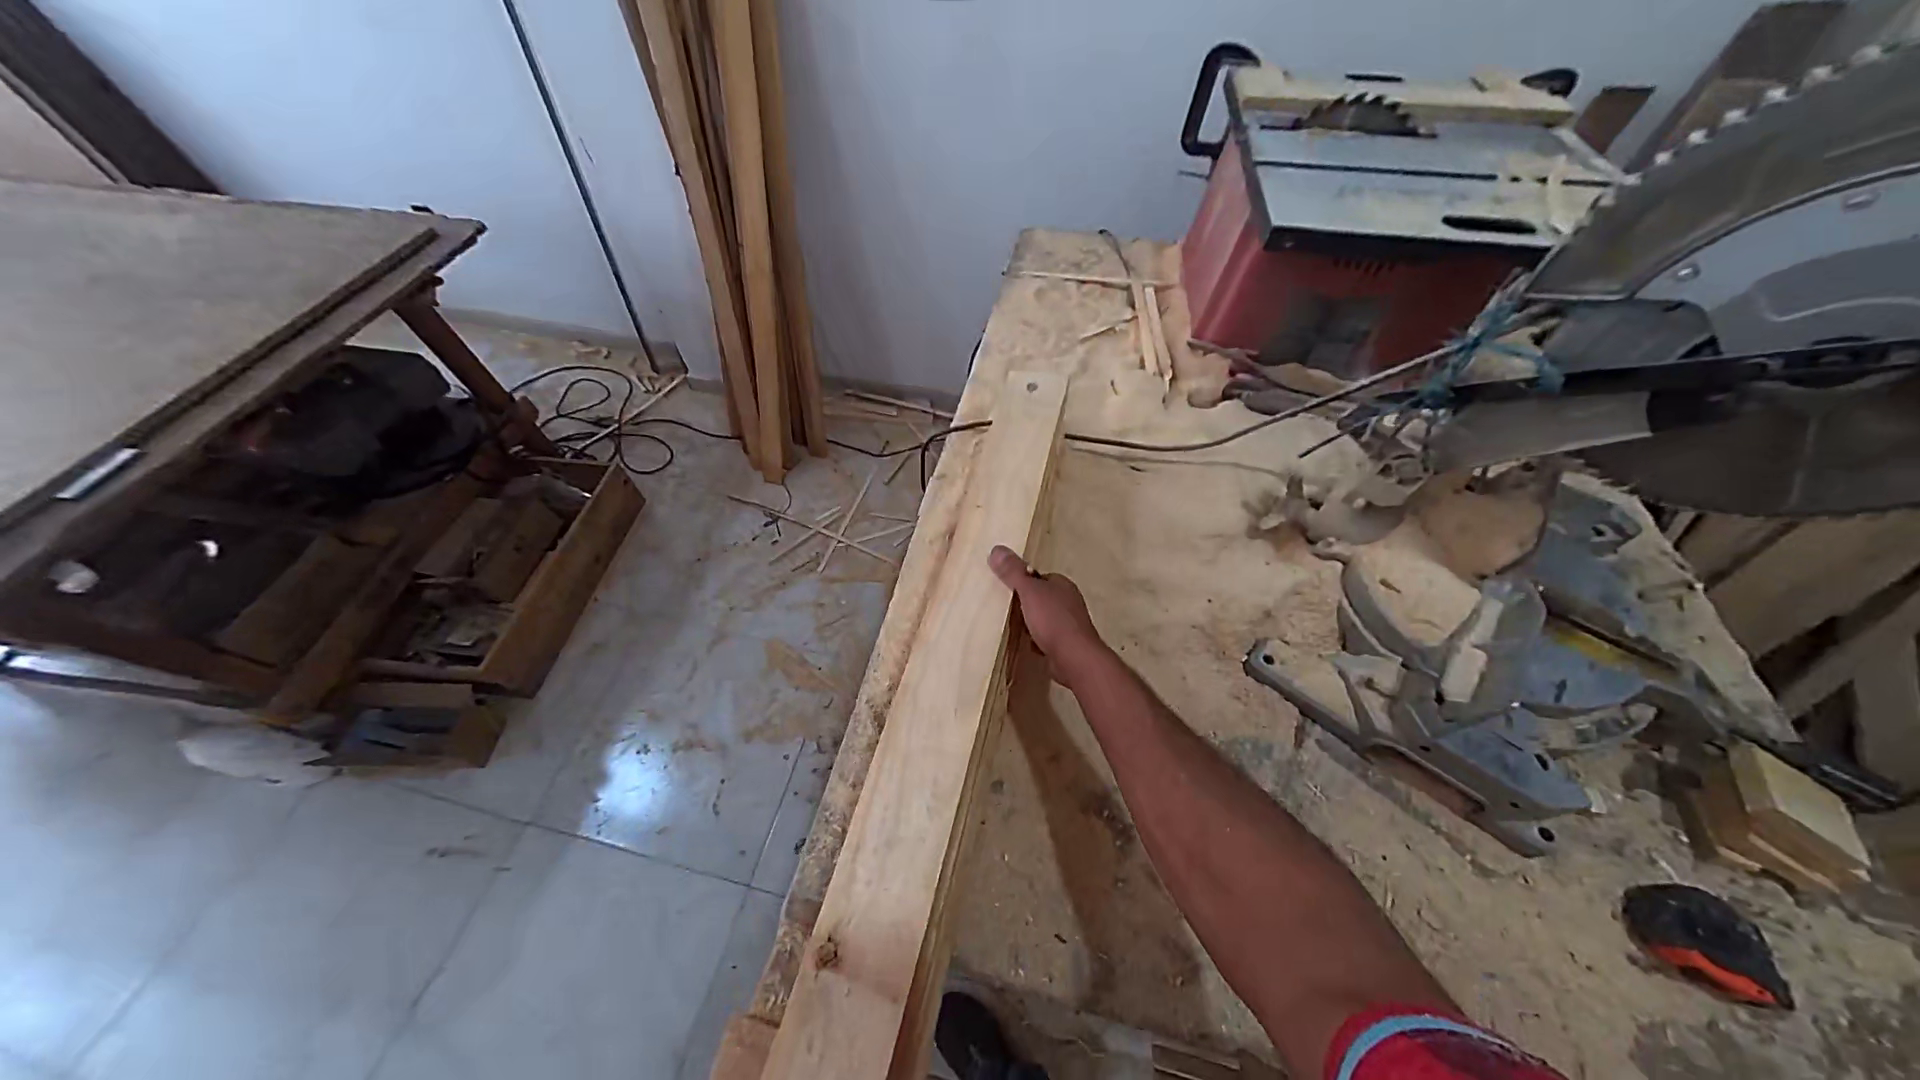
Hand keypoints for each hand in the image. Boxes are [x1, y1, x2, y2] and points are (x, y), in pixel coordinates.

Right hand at [988, 545, 1108, 685]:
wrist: (1074, 658)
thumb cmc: (1053, 620)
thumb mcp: (1029, 592)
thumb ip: (1013, 573)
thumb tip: (997, 550)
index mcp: (1062, 584)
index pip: (1039, 578)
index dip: (1022, 583)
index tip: (1006, 590)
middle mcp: (1069, 601)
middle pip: (1041, 598)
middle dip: (1025, 605)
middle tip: (1006, 610)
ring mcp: (1070, 624)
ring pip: (1044, 619)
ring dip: (1031, 624)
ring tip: (1015, 628)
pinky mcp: (1068, 644)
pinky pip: (1047, 637)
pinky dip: (1037, 640)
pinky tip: (1028, 645)